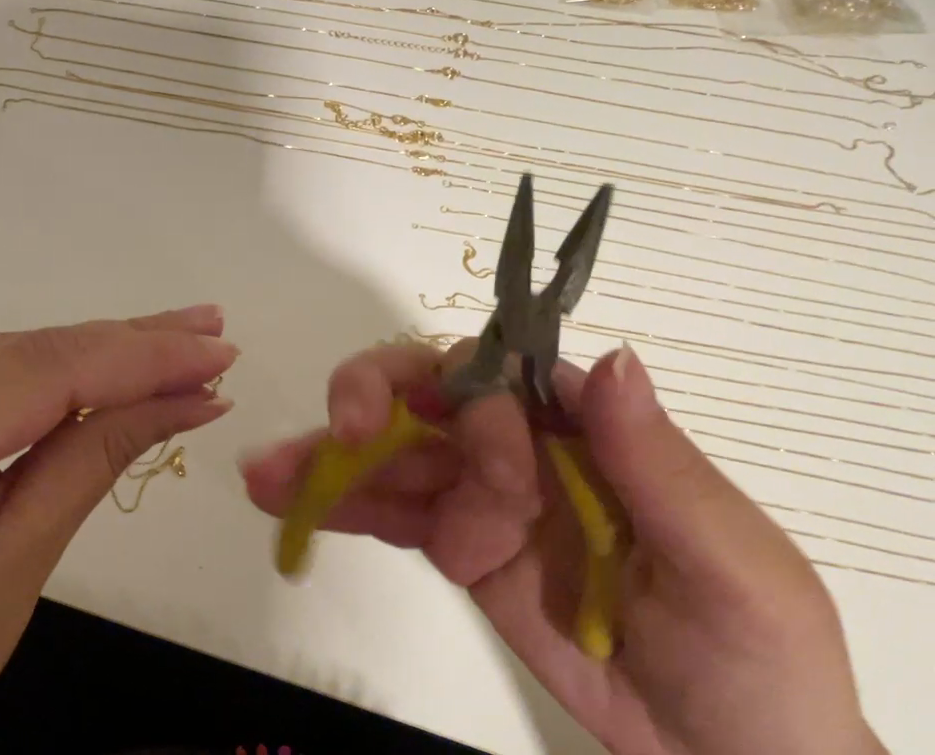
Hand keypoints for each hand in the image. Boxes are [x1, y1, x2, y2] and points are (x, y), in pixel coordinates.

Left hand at [0, 307, 237, 754]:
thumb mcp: (23, 557)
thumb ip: (100, 453)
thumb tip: (193, 391)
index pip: (39, 372)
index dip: (137, 355)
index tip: (218, 347)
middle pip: (16, 353)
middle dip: (119, 348)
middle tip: (208, 334)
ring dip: (79, 354)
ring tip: (169, 351)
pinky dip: (26, 371)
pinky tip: (88, 368)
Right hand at [240, 343, 886, 754]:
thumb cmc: (753, 654)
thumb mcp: (729, 563)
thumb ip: (657, 464)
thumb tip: (610, 360)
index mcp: (584, 434)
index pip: (501, 376)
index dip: (458, 389)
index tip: (451, 443)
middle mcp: (520, 449)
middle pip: (425, 396)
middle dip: (371, 403)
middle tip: (337, 433)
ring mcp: (478, 498)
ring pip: (387, 455)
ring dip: (321, 458)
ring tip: (262, 474)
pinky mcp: (451, 544)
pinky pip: (382, 513)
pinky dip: (330, 505)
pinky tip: (279, 501)